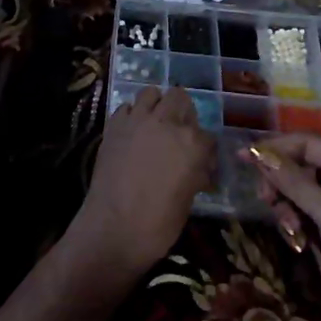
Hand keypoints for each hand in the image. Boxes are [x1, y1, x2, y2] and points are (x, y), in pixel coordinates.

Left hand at [67, 86, 215, 285]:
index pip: (207, 134)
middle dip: (183, 111)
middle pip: (180, 97)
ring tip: (154, 124)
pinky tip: (132, 132)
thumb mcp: (189, 199)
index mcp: (193, 143)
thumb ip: (195, 173)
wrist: (114, 227)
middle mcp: (166, 123)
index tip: (199, 160)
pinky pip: (125, 108)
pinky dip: (131, 115)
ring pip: (150, 93)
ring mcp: (136, 121)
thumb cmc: (159, 222)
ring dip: (156, 104)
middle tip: (178, 131)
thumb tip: (198, 168)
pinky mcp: (113, 126)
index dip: (204, 148)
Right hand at [243, 134, 320, 320]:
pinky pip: (297, 209)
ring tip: (289, 227)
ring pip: (293, 188)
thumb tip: (258, 152)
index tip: (244, 156)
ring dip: (284, 204)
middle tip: (265, 199)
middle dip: (279, 180)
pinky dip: (291, 220)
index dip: (275, 147)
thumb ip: (294, 183)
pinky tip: (296, 238)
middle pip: (298, 164)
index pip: (308, 144)